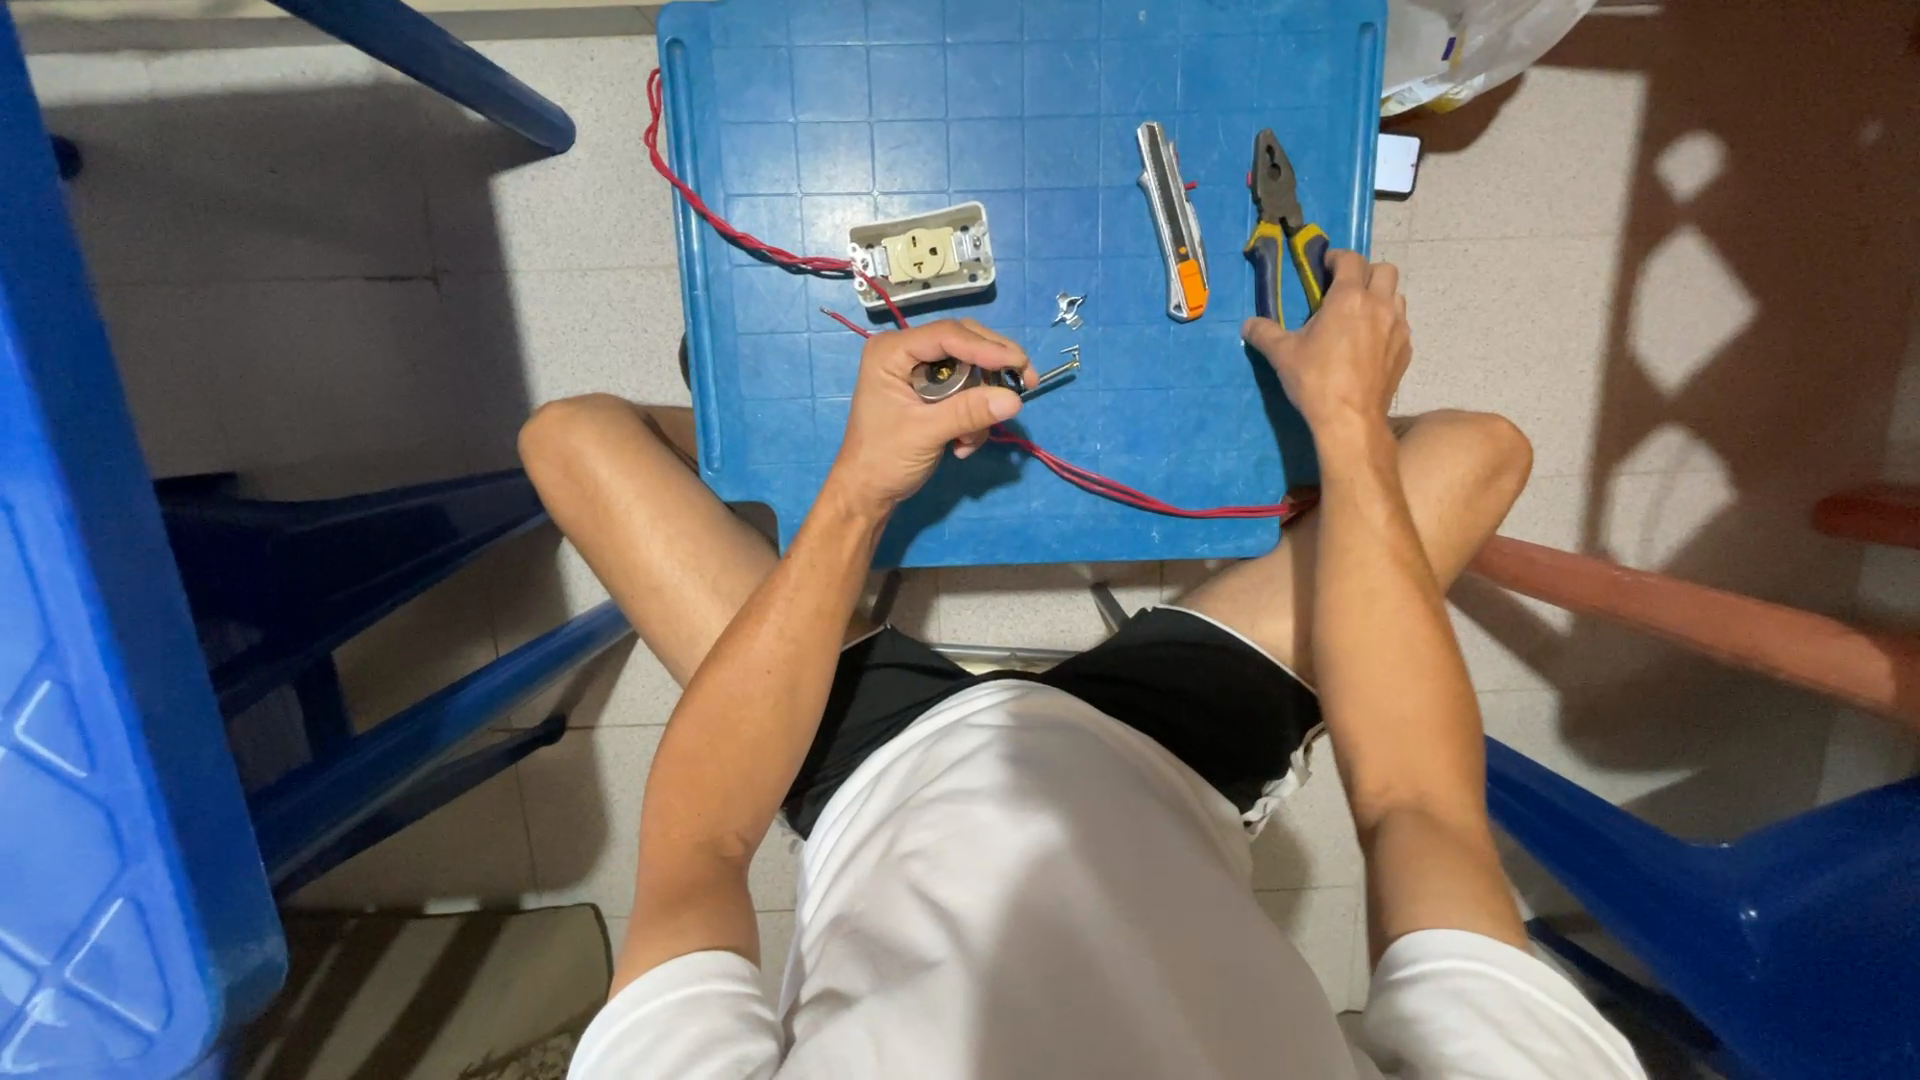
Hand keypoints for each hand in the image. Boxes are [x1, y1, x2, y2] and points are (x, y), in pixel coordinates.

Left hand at [826, 318, 1031, 513]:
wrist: (868, 493)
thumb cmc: (883, 460)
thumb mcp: (926, 433)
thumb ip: (968, 413)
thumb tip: (1014, 400)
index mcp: (892, 351)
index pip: (947, 335)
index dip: (986, 347)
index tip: (1019, 365)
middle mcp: (906, 353)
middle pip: (965, 343)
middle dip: (993, 368)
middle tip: (1028, 383)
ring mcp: (920, 372)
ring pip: (971, 370)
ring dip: (980, 404)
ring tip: (969, 439)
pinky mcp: (932, 393)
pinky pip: (967, 393)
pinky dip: (973, 419)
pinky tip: (961, 446)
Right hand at [1242, 250, 1410, 437]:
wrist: (1350, 418)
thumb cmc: (1315, 380)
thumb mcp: (1282, 355)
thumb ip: (1264, 333)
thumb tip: (1248, 324)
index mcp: (1348, 298)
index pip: (1350, 260)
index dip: (1337, 258)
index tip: (1325, 265)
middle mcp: (1379, 305)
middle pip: (1384, 270)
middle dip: (1364, 272)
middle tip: (1344, 288)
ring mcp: (1397, 327)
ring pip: (1396, 295)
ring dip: (1379, 296)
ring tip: (1359, 314)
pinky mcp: (1405, 349)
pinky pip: (1399, 324)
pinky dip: (1386, 323)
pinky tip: (1369, 343)